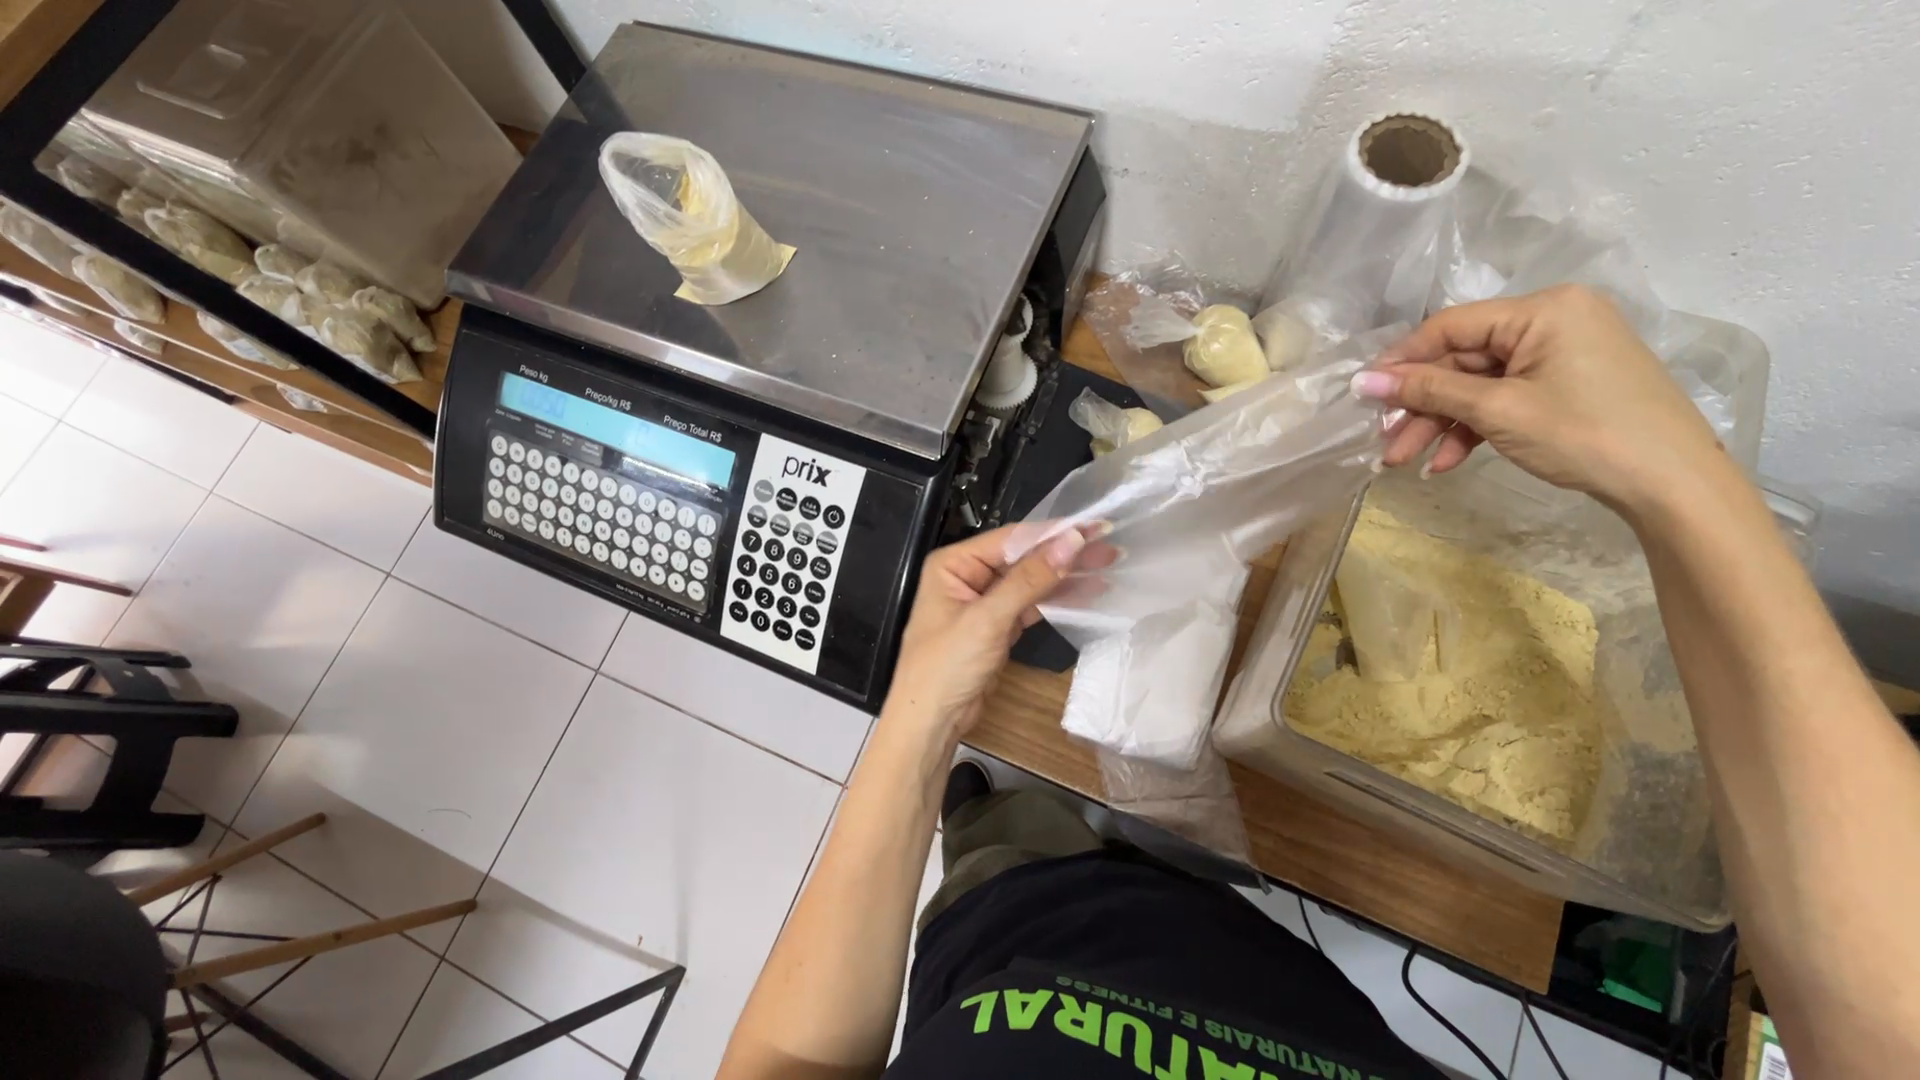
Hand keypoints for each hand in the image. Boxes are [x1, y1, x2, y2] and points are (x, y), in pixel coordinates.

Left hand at [883, 523, 1111, 738]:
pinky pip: (1031, 604)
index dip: (1053, 533)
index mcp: (953, 564)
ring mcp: (984, 603)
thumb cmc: (946, 666)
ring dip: (1065, 575)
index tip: (1094, 527)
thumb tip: (1071, 541)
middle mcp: (968, 576)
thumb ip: (1030, 579)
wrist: (930, 722)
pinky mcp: (998, 627)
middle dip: (1065, 553)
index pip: (1011, 539)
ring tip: (1108, 564)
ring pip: (1031, 581)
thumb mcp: (989, 619)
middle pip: (1023, 558)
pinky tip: (1086, 592)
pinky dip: (1056, 600)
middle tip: (1109, 545)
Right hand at [1349, 285, 1728, 517]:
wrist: (1672, 483)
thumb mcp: (1498, 410)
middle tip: (1386, 442)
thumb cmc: (1585, 434)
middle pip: (1462, 361)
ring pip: (1478, 386)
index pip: (1450, 326)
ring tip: (1406, 461)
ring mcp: (1560, 355)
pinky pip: (1503, 400)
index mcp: (1543, 309)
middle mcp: (1552, 321)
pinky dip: (1473, 429)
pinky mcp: (1565, 385)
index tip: (1364, 395)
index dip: (1402, 361)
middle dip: (1421, 405)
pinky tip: (1447, 462)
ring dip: (1440, 423)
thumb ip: (1428, 391)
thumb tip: (1363, 381)